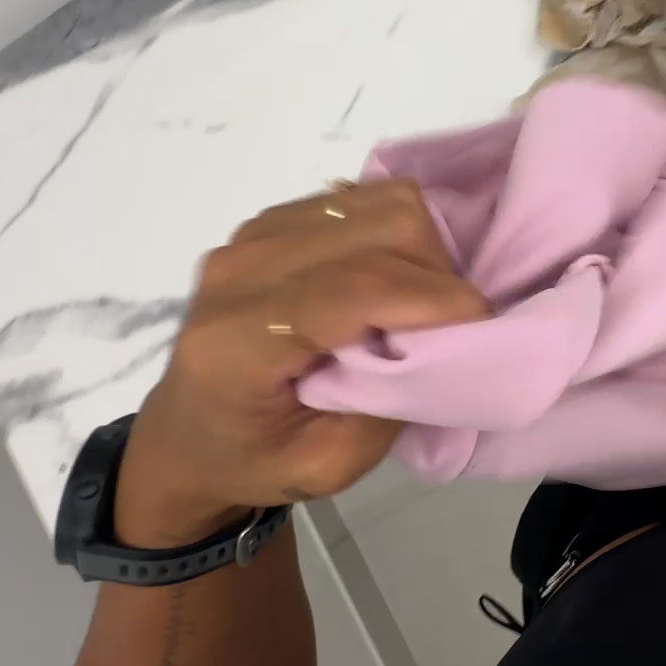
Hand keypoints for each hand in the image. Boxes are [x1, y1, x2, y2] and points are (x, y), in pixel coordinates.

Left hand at [114, 179, 489, 547]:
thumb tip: (446, 340)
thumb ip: (390, 402)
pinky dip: (399, 234)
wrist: (185, 436)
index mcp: (240, 340)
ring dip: (423, 248)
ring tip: (416, 298)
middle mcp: (242, 270)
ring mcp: (254, 235)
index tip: (480, 326)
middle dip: (438, 271)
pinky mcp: (272, 221)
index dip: (438, 300)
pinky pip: (365, 200)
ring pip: (383, 202)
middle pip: (383, 226)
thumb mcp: (328, 465)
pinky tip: (387, 277)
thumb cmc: (255, 459)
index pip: (360, 287)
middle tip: (443, 320)